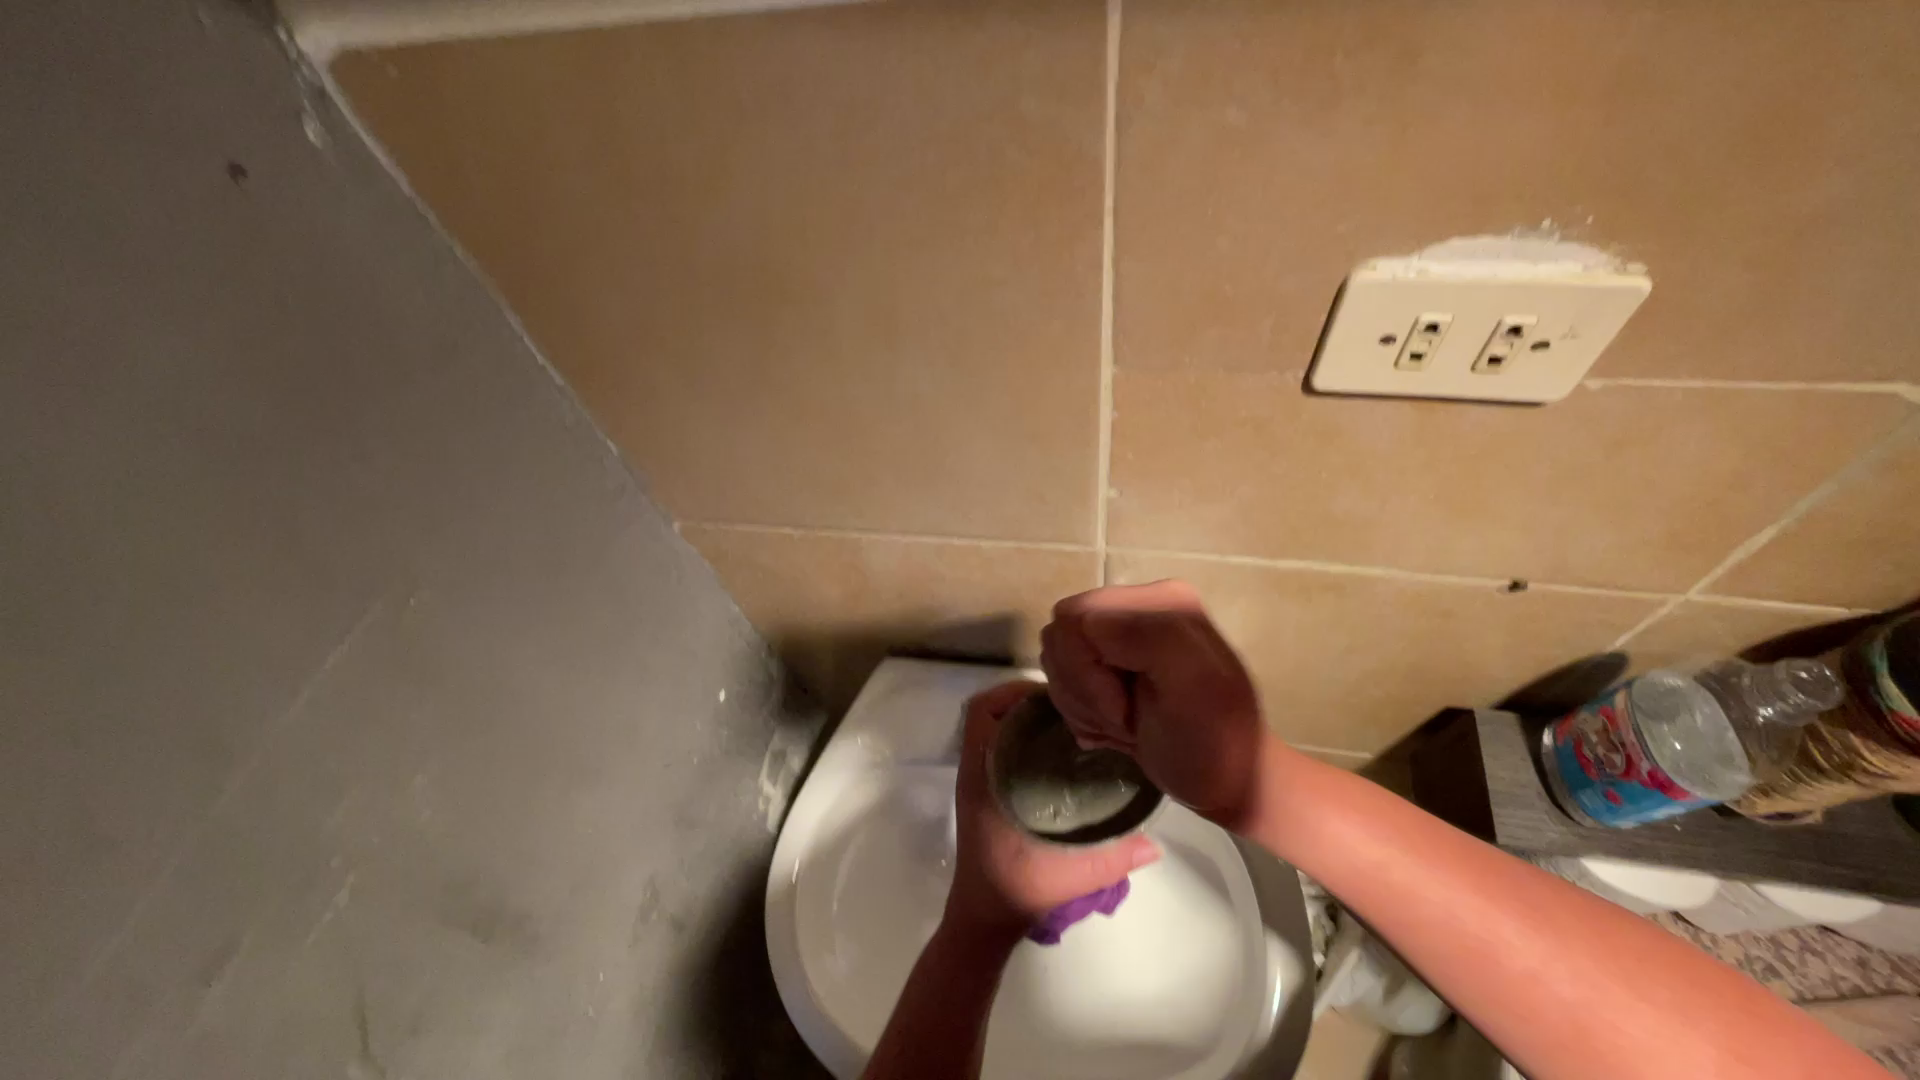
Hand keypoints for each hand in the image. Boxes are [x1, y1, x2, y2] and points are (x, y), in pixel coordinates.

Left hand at [943, 680, 1160, 938]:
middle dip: (1030, 701)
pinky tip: (1062, 750)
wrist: (984, 916)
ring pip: (997, 727)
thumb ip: (1112, 858)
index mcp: (985, 777)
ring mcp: (979, 779)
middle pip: (992, 711)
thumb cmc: (1016, 889)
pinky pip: (1001, 745)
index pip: (984, 713)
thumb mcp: (1069, 875)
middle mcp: (977, 769)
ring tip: (1072, 722)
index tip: (1058, 697)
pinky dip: (1025, 737)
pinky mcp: (986, 790)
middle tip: (1075, 706)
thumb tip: (1156, 843)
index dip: (1015, 694)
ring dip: (1028, 718)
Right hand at [1041, 580, 1270, 827]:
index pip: (1076, 618)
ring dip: (1081, 702)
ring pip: (1055, 655)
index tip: (1127, 708)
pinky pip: (1060, 674)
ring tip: (1124, 723)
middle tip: (1125, 717)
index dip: (1086, 672)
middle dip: (1082, 688)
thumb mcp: (1197, 686)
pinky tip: (1116, 724)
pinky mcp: (1106, 660)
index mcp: (1160, 600)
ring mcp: (1119, 634)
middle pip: (1059, 634)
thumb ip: (1153, 638)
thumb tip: (1091, 624)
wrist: (1224, 782)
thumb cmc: (1213, 741)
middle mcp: (1137, 606)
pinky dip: (1080, 710)